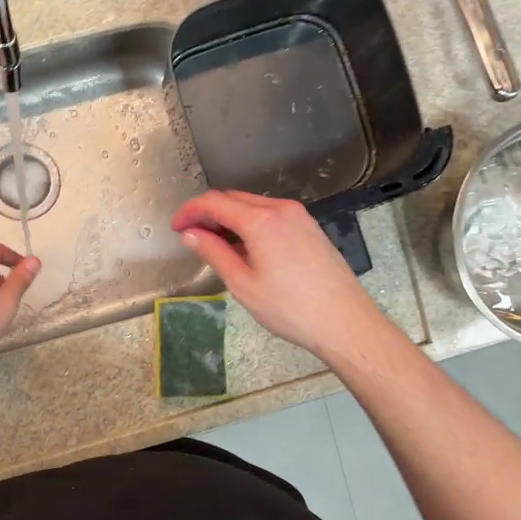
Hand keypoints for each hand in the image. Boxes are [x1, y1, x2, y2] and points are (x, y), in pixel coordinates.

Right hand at [172, 190, 390, 361]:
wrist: (344, 320)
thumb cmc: (290, 308)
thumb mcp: (243, 284)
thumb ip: (214, 253)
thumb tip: (191, 234)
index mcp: (260, 220)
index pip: (214, 202)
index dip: (190, 211)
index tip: (177, 227)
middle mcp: (281, 209)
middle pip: (234, 198)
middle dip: (208, 213)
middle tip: (192, 236)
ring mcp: (300, 217)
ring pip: (254, 206)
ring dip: (230, 218)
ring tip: (216, 246)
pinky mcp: (310, 228)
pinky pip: (272, 216)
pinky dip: (251, 224)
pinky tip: (246, 249)